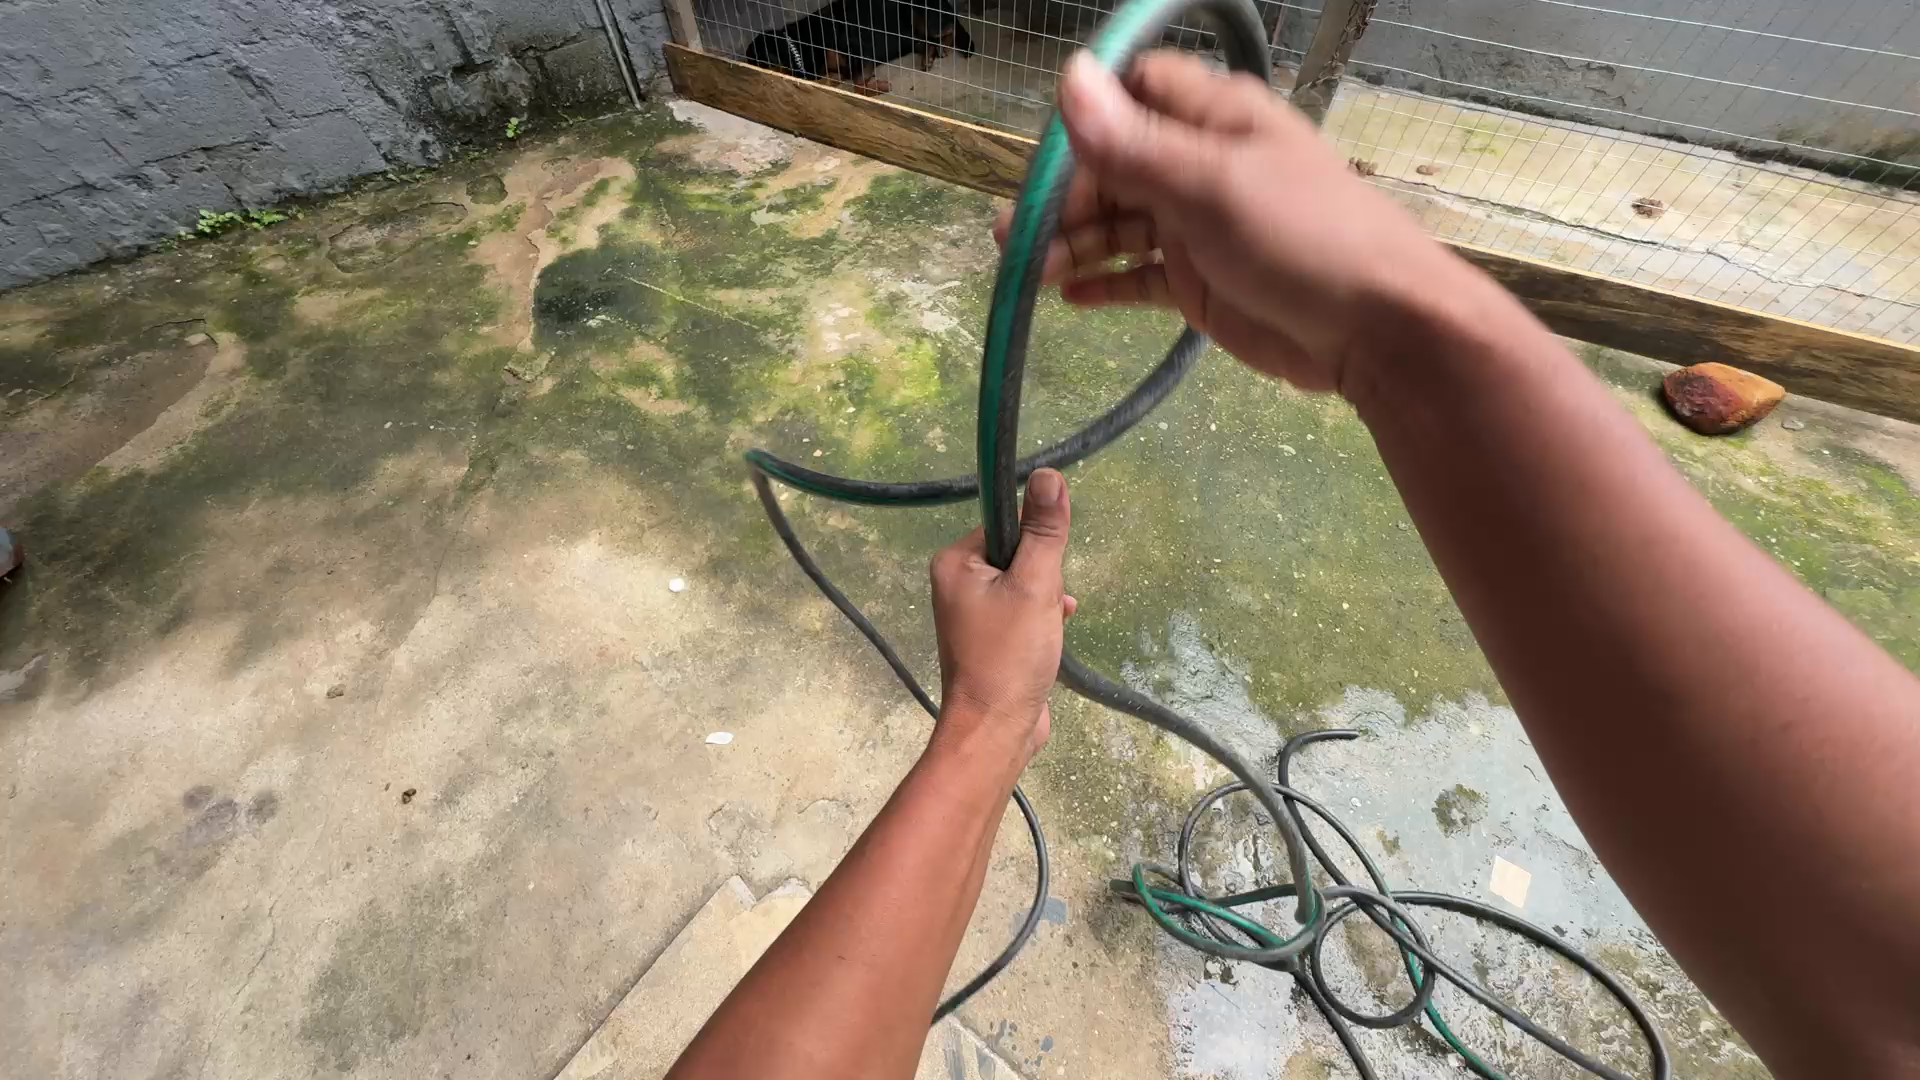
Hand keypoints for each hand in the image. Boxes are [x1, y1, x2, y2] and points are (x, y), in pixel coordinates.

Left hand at [929, 469, 1077, 757]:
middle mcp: (954, 583)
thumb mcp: (1035, 585)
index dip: (1034, 545)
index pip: (1003, 526)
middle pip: (1015, 555)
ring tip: (1051, 623)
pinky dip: (1039, 617)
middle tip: (1045, 605)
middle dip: (1042, 577)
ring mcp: (969, 613)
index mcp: (954, 563)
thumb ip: (1044, 531)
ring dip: (1044, 598)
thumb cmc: (1010, 654)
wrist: (997, 729)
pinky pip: (1018, 610)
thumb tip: (1048, 474)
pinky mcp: (987, 637)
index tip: (1043, 574)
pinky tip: (1053, 632)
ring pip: (1022, 584)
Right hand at [994, 51, 1456, 395]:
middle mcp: (1199, 168)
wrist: (1367, 328)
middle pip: (1115, 171)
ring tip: (1026, 276)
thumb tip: (1068, 78)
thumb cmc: (1299, 239)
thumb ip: (1135, 145)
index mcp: (1213, 122)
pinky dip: (1105, 285)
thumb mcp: (1211, 186)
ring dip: (1073, 248)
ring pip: (1119, 230)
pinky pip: (1137, 278)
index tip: (1046, 164)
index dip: (1088, 123)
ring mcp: (1195, 230)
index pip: (1136, 97)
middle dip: (1065, 202)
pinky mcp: (1195, 283)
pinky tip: (1070, 298)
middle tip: (1015, 241)